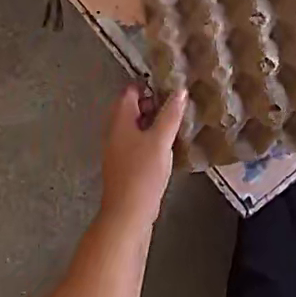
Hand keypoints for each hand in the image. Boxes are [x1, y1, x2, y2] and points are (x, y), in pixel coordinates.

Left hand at [99, 84, 185, 224]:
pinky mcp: (125, 165)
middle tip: (176, 101)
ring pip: (135, 127)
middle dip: (151, 102)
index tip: (168, 83)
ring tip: (176, 119)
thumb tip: (180, 91)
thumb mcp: (160, 140)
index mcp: (120, 122)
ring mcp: (118, 151)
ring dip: (152, 121)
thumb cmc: (142, 172)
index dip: (146, 85)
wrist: (128, 213)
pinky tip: (168, 143)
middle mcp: (115, 133)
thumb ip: (170, 114)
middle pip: (130, 109)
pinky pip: (137, 142)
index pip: (129, 93)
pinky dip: (151, 137)